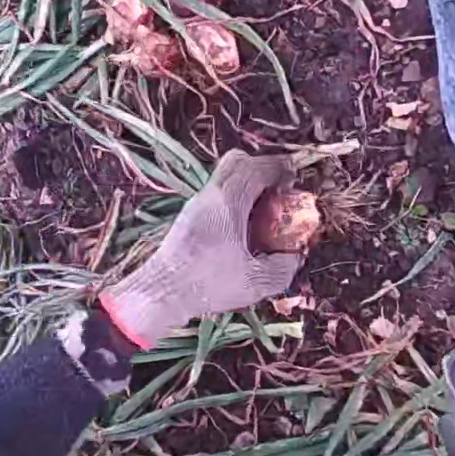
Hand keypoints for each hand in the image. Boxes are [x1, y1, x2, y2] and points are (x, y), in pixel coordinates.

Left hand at [100, 151, 302, 346]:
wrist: (160, 294)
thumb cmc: (208, 285)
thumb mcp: (256, 282)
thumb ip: (282, 267)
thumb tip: (293, 257)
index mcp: (228, 202)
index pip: (256, 167)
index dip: (279, 168)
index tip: (294, 178)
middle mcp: (209, 195)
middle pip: (236, 161)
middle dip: (261, 169)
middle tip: (277, 191)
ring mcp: (194, 205)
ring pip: (223, 178)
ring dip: (245, 186)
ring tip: (261, 213)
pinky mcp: (186, 218)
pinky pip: (214, 196)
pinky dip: (232, 200)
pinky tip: (239, 229)